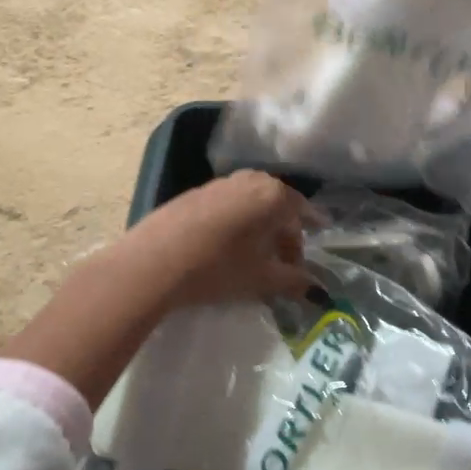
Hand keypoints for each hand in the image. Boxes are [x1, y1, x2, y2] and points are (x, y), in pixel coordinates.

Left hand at [101, 170, 312, 308]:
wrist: (154, 261)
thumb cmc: (219, 267)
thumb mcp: (262, 279)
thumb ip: (295, 281)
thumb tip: (316, 289)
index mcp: (275, 195)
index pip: (302, 214)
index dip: (305, 241)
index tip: (304, 260)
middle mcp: (252, 180)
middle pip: (277, 205)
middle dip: (282, 232)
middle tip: (282, 260)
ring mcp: (221, 183)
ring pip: (251, 203)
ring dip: (258, 226)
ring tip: (253, 253)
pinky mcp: (195, 192)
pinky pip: (227, 204)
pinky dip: (234, 222)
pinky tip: (224, 246)